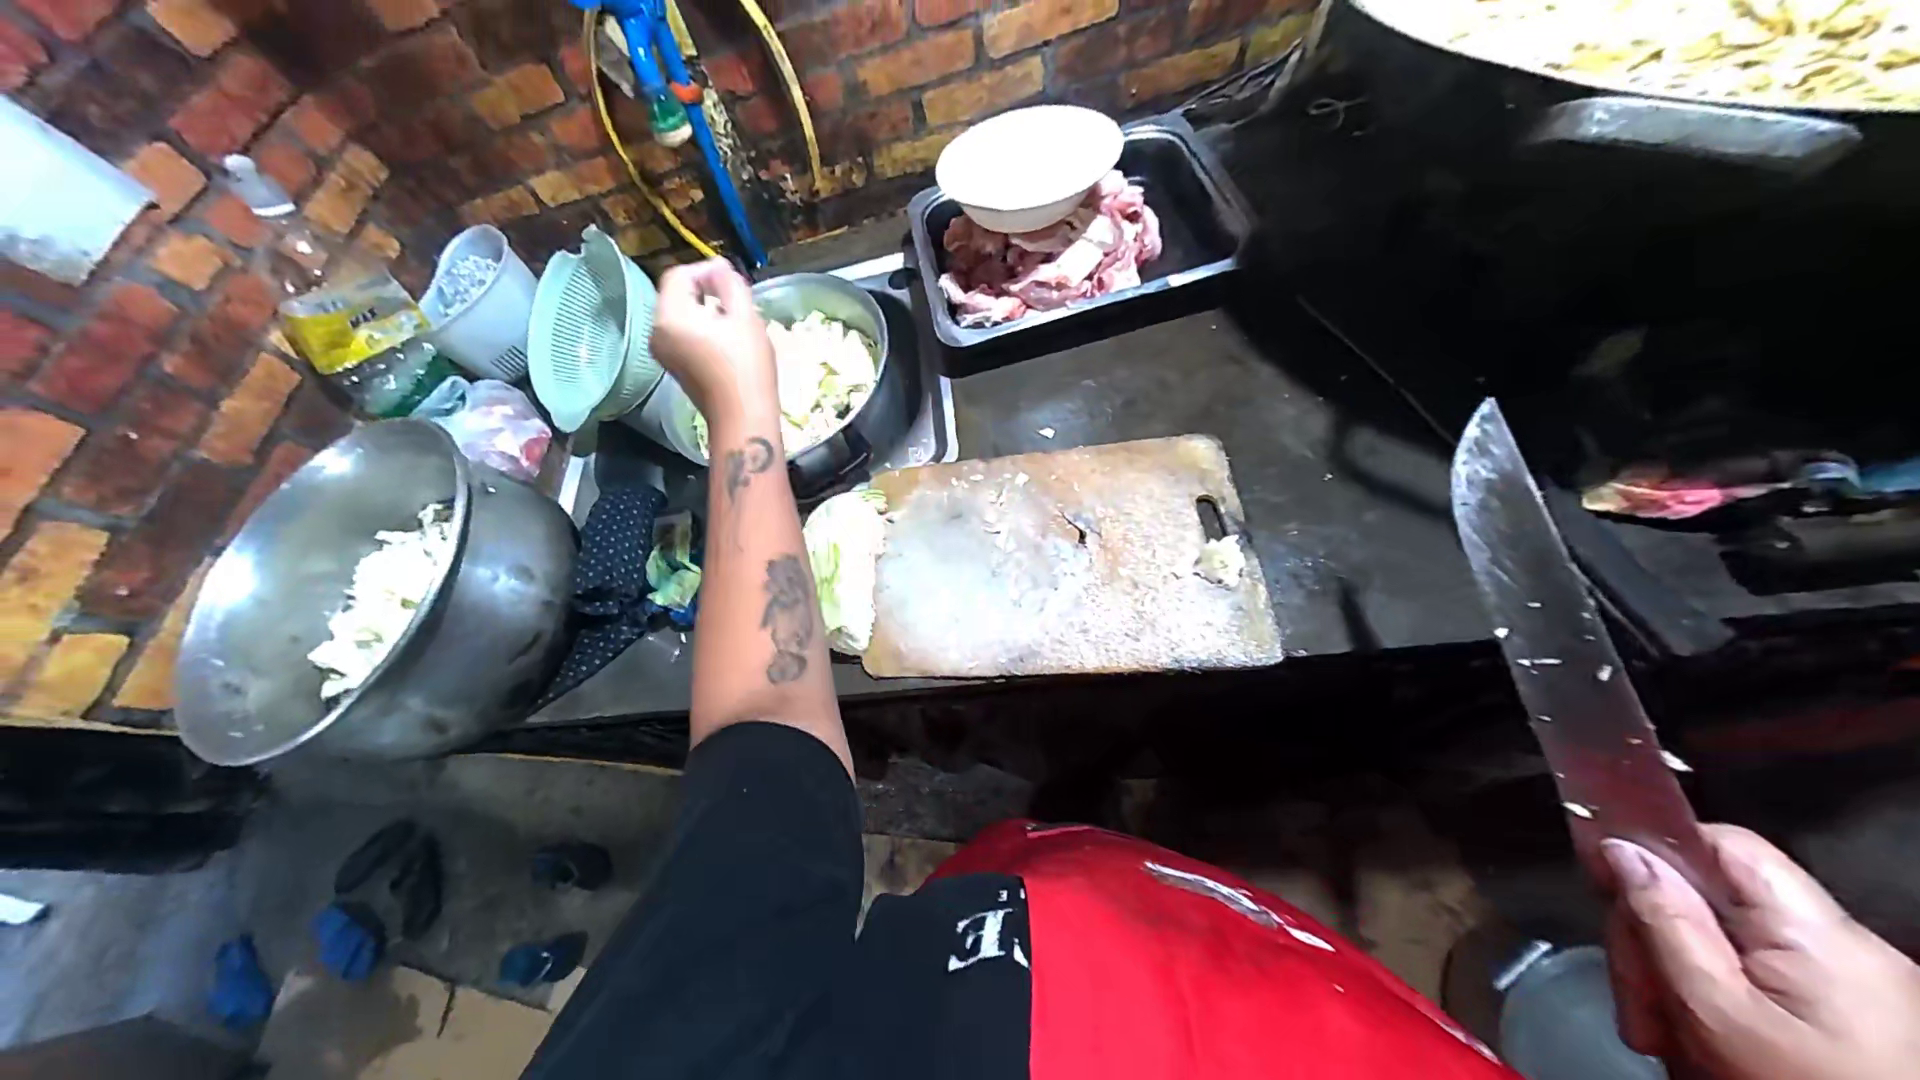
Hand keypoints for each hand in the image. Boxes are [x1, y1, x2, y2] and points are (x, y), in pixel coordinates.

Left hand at [649, 258, 776, 426]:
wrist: (742, 418)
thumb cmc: (746, 366)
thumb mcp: (745, 317)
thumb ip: (730, 283)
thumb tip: (719, 266)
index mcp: (670, 316)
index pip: (678, 275)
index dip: (705, 271)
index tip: (733, 281)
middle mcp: (657, 332)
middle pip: (677, 296)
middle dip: (706, 292)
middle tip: (738, 302)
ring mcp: (663, 352)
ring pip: (681, 317)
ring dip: (706, 312)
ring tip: (736, 323)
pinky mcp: (674, 368)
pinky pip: (683, 336)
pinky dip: (702, 331)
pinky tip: (727, 343)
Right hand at [1603, 825, 1919, 1079]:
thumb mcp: (1715, 1009)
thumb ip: (1665, 919)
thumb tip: (1621, 848)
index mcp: (1819, 934)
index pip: (1724, 843)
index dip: (1658, 847)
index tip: (1606, 882)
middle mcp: (1844, 945)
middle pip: (1711, 896)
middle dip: (1651, 935)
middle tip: (1635, 999)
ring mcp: (1853, 981)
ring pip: (1722, 937)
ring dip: (1671, 971)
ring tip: (1656, 1029)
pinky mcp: (1852, 1012)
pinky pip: (1754, 972)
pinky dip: (1710, 993)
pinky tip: (1692, 1031)